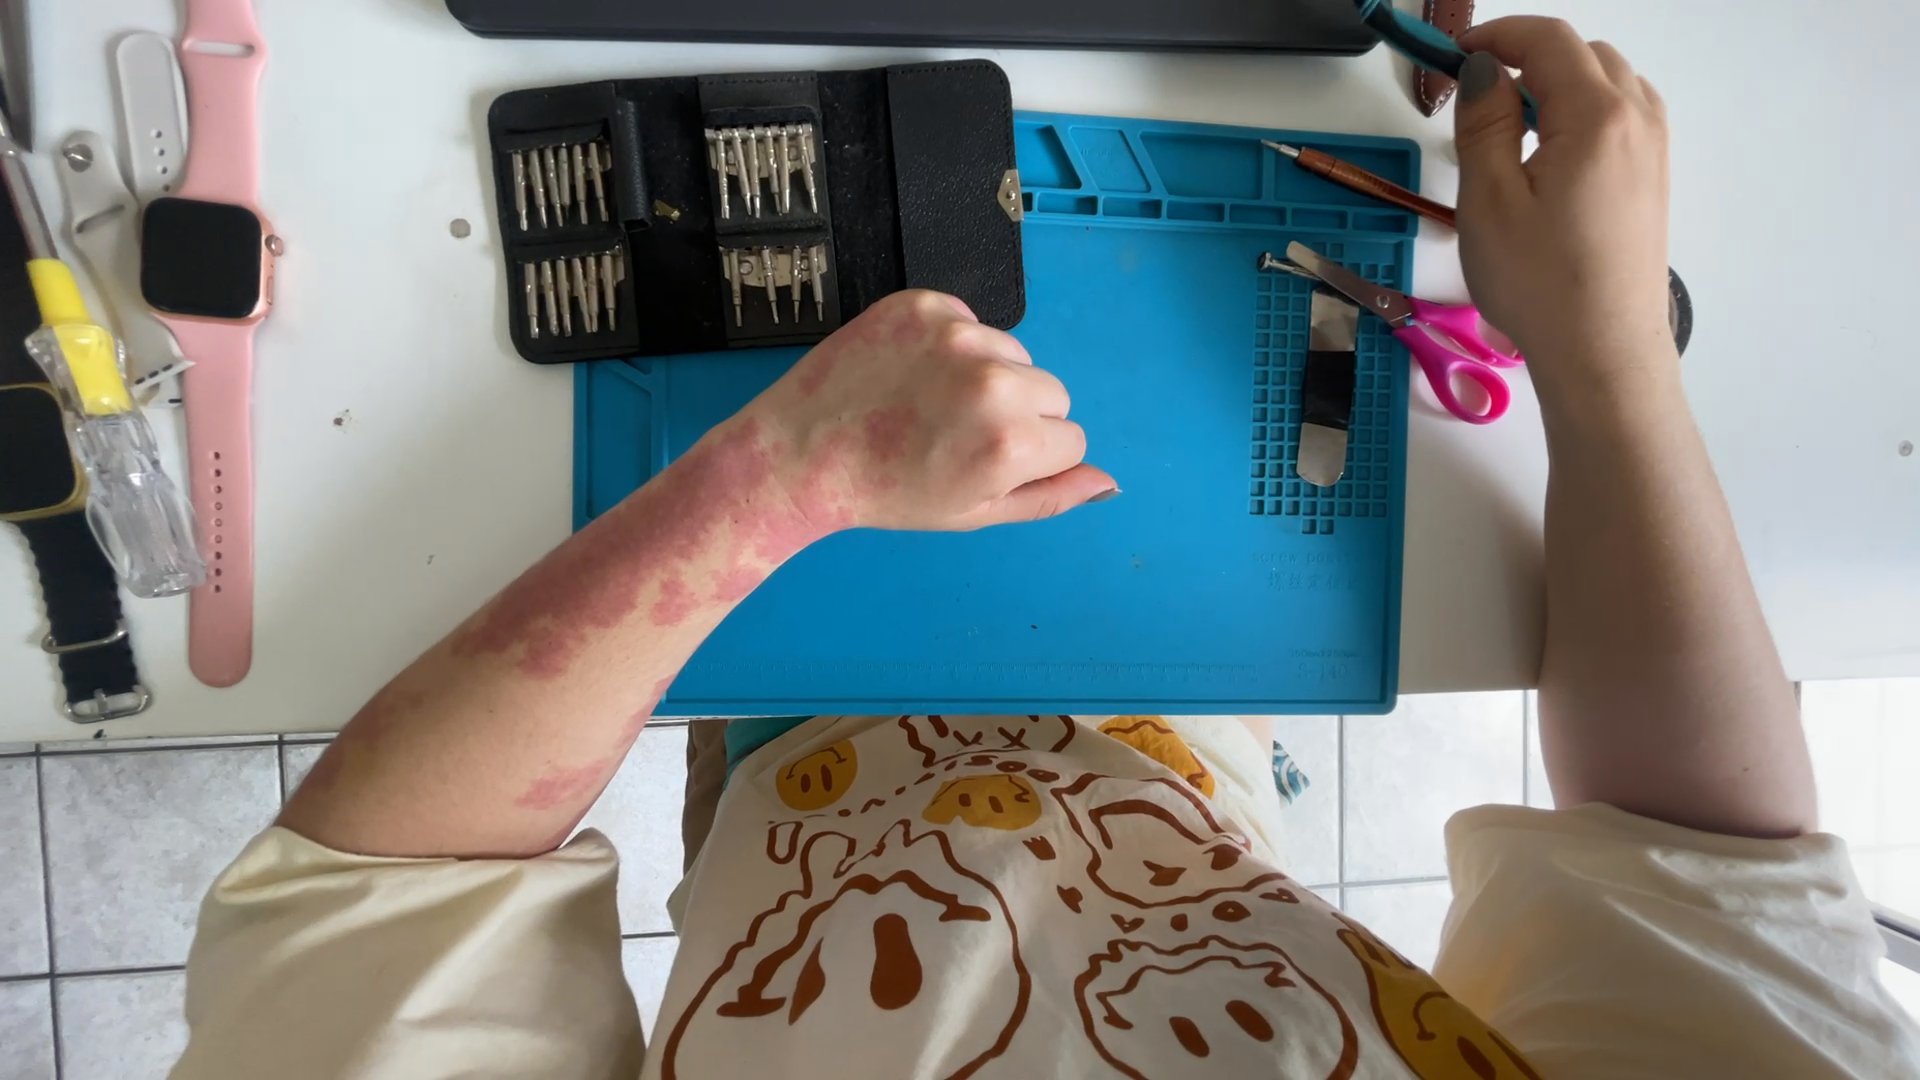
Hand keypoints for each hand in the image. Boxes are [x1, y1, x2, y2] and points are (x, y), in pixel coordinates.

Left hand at [747, 290, 1117, 532]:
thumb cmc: (891, 494)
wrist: (803, 454)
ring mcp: (958, 334)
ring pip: (1015, 354)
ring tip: (931, 402)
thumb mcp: (975, 513)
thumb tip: (1110, 481)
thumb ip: (1050, 497)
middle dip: (1020, 415)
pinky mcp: (925, 303)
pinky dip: (953, 346)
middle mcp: (994, 381)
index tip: (985, 462)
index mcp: (1012, 444)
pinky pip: (973, 322)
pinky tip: (913, 372)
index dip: (1031, 457)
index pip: (1071, 438)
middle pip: (1052, 392)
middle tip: (957, 433)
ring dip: (989, 376)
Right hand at [1453, 17, 1676, 390]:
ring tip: (1504, 126)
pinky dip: (1577, 111)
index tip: (1451, 53)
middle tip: (1470, 97)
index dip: (1497, 35)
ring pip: (1605, 82)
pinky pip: (1617, 115)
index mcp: (1595, 115)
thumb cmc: (1534, 279)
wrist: (1598, 341)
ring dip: (1553, 85)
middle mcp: (1636, 115)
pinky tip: (1545, 152)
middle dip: (1525, 58)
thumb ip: (1484, 128)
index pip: (1549, 41)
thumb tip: (1482, 72)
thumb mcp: (1488, 203)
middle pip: (1582, 54)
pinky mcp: (1650, 174)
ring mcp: (1652, 144)